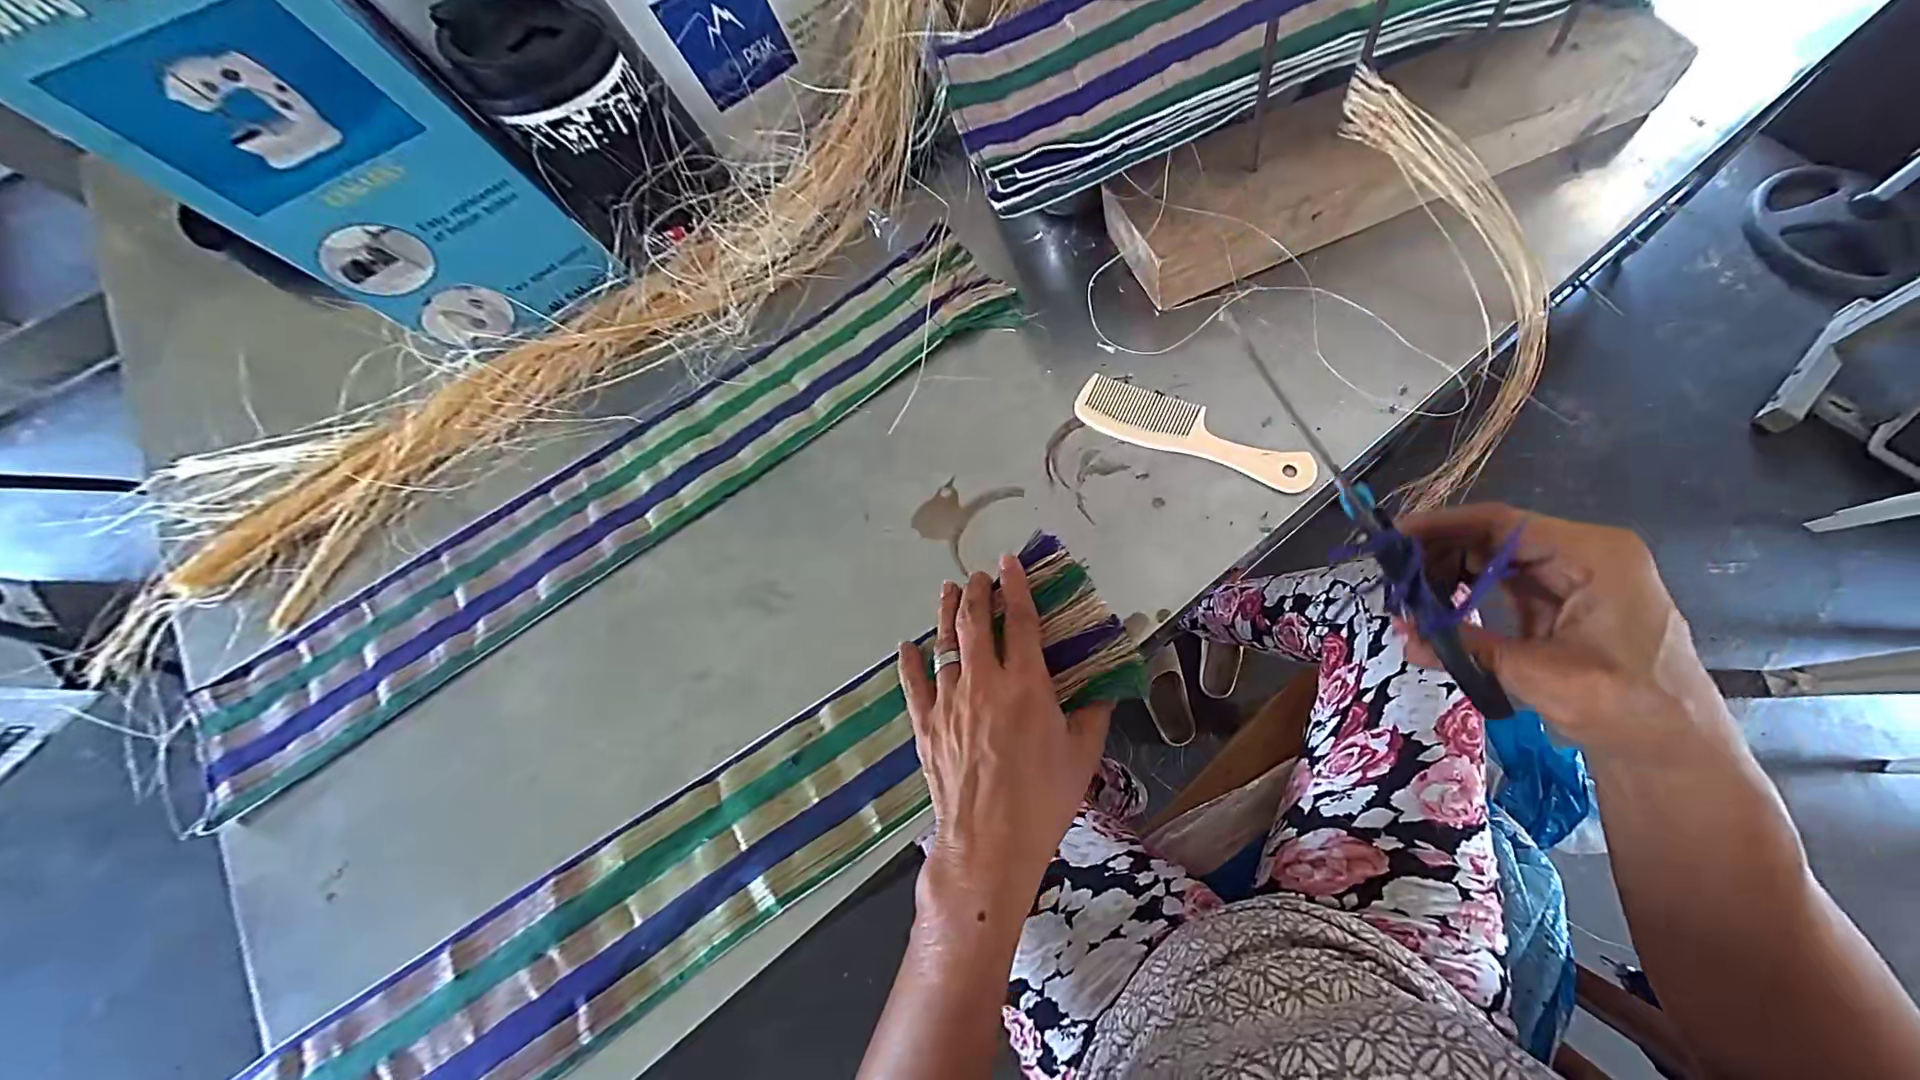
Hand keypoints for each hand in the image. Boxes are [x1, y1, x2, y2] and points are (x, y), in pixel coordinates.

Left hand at [898, 556, 1112, 917]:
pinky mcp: (927, 725)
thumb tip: (1104, 685)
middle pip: (973, 622)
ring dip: (944, 613)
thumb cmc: (1043, 798)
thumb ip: (1093, 712)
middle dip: (976, 592)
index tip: (1010, 562)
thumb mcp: (1082, 754)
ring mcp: (949, 702)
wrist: (990, 842)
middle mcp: (983, 683)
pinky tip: (907, 646)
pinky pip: (914, 685)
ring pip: (942, 645)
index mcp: (1025, 684)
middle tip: (978, 575)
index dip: (1016, 586)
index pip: (1019, 620)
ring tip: (946, 590)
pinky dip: (909, 663)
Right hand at [1397, 503, 1731, 767]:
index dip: (1441, 526)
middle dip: (1437, 555)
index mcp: (1593, 556)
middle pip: (1490, 536)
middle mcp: (1582, 555)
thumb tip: (1404, 635)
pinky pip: (1498, 581)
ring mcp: (1570, 577)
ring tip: (1409, 602)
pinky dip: (1463, 592)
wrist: (1673, 749)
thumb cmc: (1624, 706)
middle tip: (1394, 581)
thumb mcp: (1537, 673)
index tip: (1393, 539)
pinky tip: (1435, 612)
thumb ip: (1467, 646)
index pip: (1501, 523)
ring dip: (1445, 575)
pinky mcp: (1557, 599)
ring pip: (1489, 557)